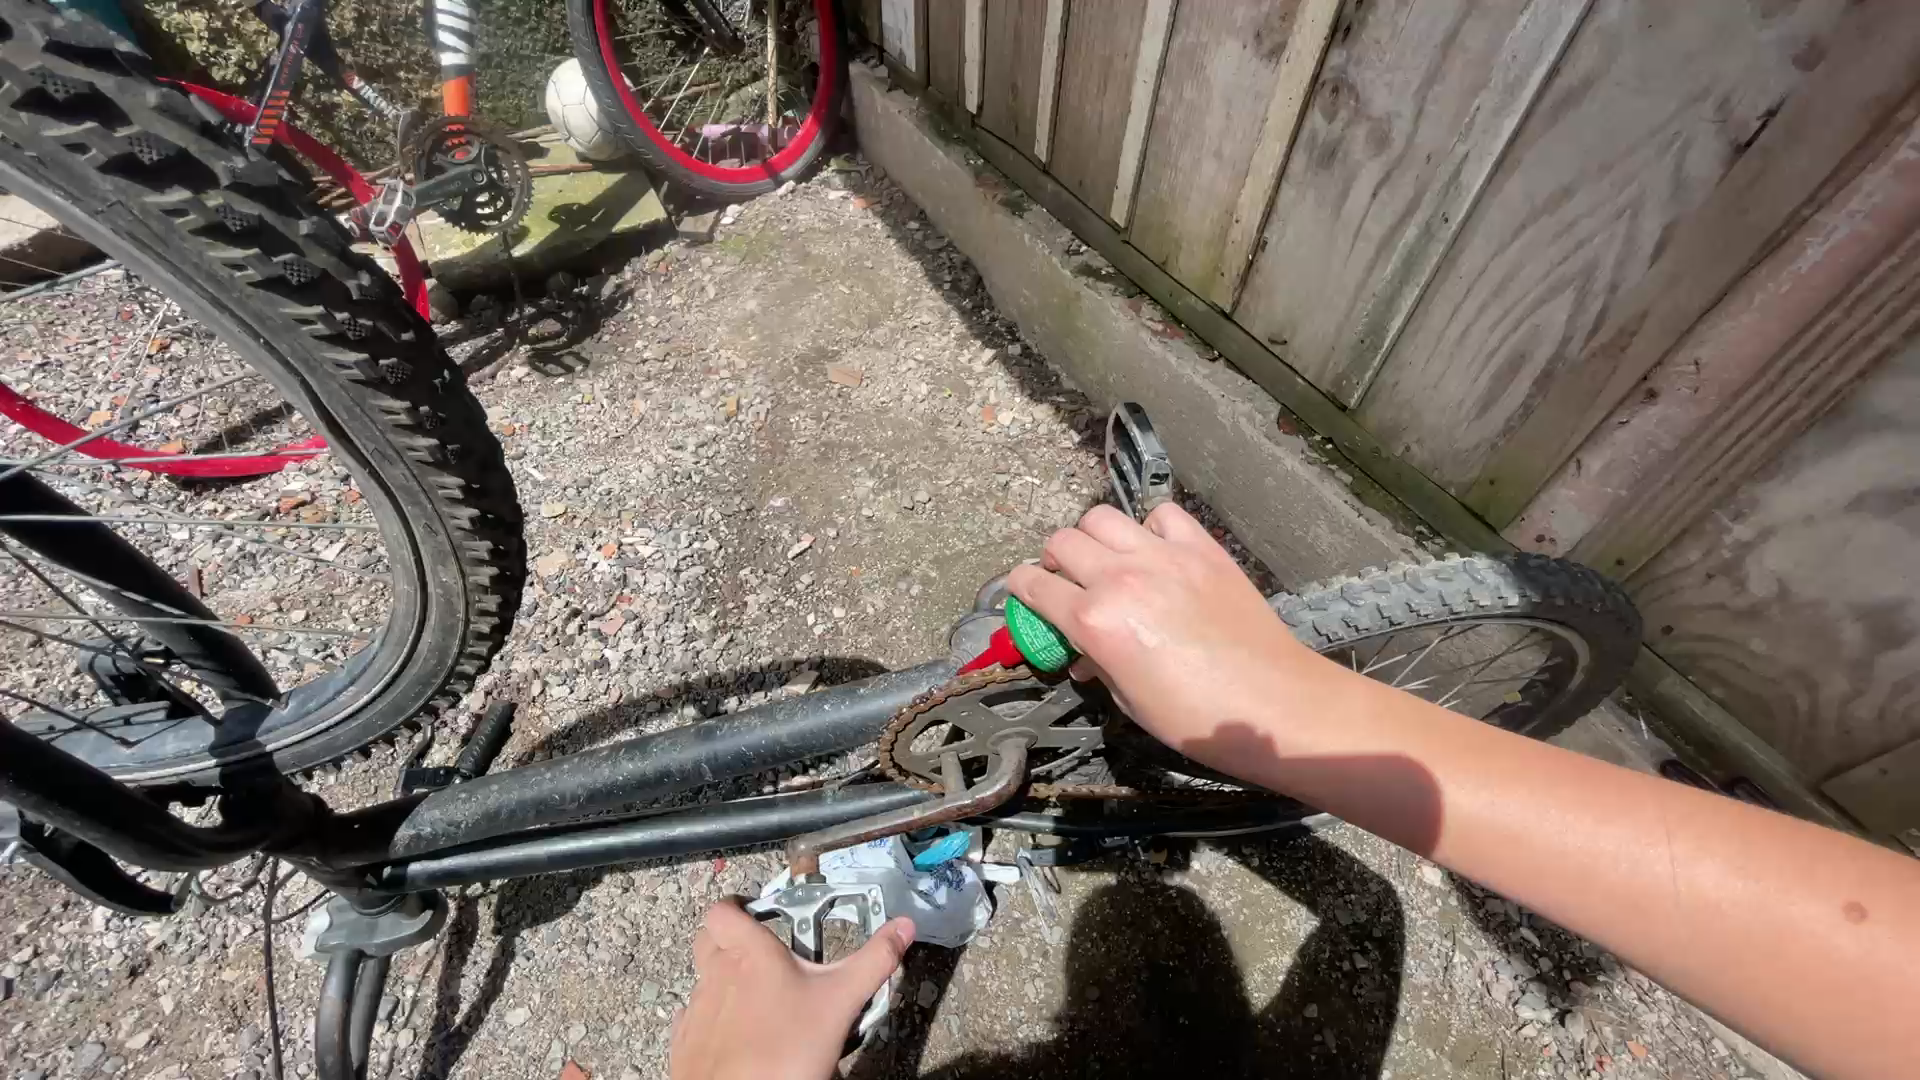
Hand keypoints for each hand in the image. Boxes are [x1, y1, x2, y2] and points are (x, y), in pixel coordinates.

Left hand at [669, 900, 914, 1079]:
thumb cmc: (783, 1054)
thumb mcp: (840, 1003)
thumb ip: (873, 960)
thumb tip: (903, 926)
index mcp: (748, 954)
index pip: (722, 910)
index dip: (734, 906)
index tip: (754, 910)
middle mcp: (715, 976)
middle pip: (707, 939)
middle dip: (727, 937)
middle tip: (758, 949)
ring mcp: (695, 1013)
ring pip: (702, 980)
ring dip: (723, 979)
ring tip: (758, 998)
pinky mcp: (685, 1049)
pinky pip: (693, 1021)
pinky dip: (713, 1019)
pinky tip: (740, 1036)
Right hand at [1007, 503, 1323, 758]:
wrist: (1273, 704)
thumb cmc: (1193, 717)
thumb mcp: (1128, 698)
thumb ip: (1095, 662)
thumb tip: (1081, 654)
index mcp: (1095, 620)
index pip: (1033, 584)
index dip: (1019, 588)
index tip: (1024, 593)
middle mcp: (1120, 577)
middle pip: (1061, 541)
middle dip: (1053, 561)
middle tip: (1068, 581)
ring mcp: (1162, 556)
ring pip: (1102, 518)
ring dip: (1093, 539)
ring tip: (1107, 561)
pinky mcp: (1201, 548)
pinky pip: (1161, 516)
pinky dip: (1150, 529)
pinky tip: (1157, 553)